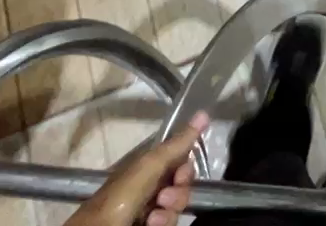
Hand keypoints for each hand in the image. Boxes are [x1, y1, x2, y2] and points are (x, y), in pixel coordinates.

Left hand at [62, 112, 209, 225]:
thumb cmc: (121, 196)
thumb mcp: (149, 165)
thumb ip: (177, 143)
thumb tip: (204, 112)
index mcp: (149, 166)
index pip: (181, 162)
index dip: (186, 169)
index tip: (180, 175)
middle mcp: (152, 186)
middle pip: (183, 186)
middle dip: (178, 193)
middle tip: (164, 198)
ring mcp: (151, 209)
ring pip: (178, 207)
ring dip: (169, 213)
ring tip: (152, 219)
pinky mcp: (152, 225)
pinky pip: (169, 222)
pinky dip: (163, 224)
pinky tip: (151, 225)